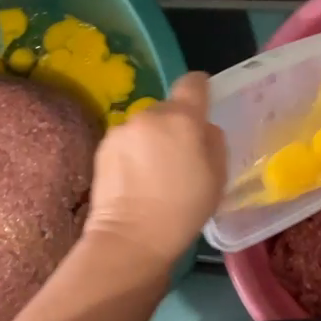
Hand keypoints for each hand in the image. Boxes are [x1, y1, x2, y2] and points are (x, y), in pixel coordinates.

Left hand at [85, 73, 227, 268]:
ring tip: (155, 174)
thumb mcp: (217, 178)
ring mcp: (121, 130)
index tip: (203, 106)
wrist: (131, 238)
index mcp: (182, 118)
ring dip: (152, 140)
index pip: (193, 83)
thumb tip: (203, 130)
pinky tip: (135, 180)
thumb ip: (214, 143)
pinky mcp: (102, 147)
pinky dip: (133, 153)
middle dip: (175, 126)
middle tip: (179, 158)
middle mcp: (149, 115)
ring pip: (145, 126)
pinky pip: (126, 141)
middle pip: (168, 109)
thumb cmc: (183, 211)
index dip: (201, 91)